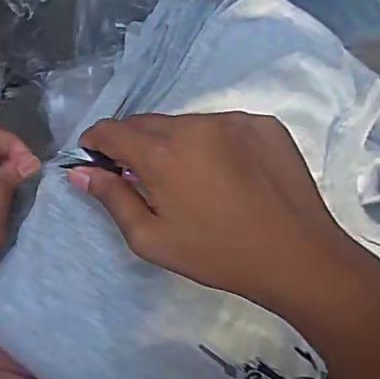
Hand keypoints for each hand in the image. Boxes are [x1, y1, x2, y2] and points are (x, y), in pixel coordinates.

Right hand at [69, 113, 379, 319]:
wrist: (300, 258)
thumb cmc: (216, 254)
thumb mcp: (150, 238)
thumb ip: (110, 198)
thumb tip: (79, 172)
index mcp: (160, 153)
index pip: (109, 130)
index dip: (95, 143)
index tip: (96, 161)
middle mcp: (193, 125)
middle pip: (143, 122)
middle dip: (131, 144)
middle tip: (141, 178)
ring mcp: (231, 121)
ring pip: (181, 123)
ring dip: (170, 142)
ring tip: (187, 178)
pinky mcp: (262, 124)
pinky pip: (218, 125)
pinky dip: (207, 142)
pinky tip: (222, 173)